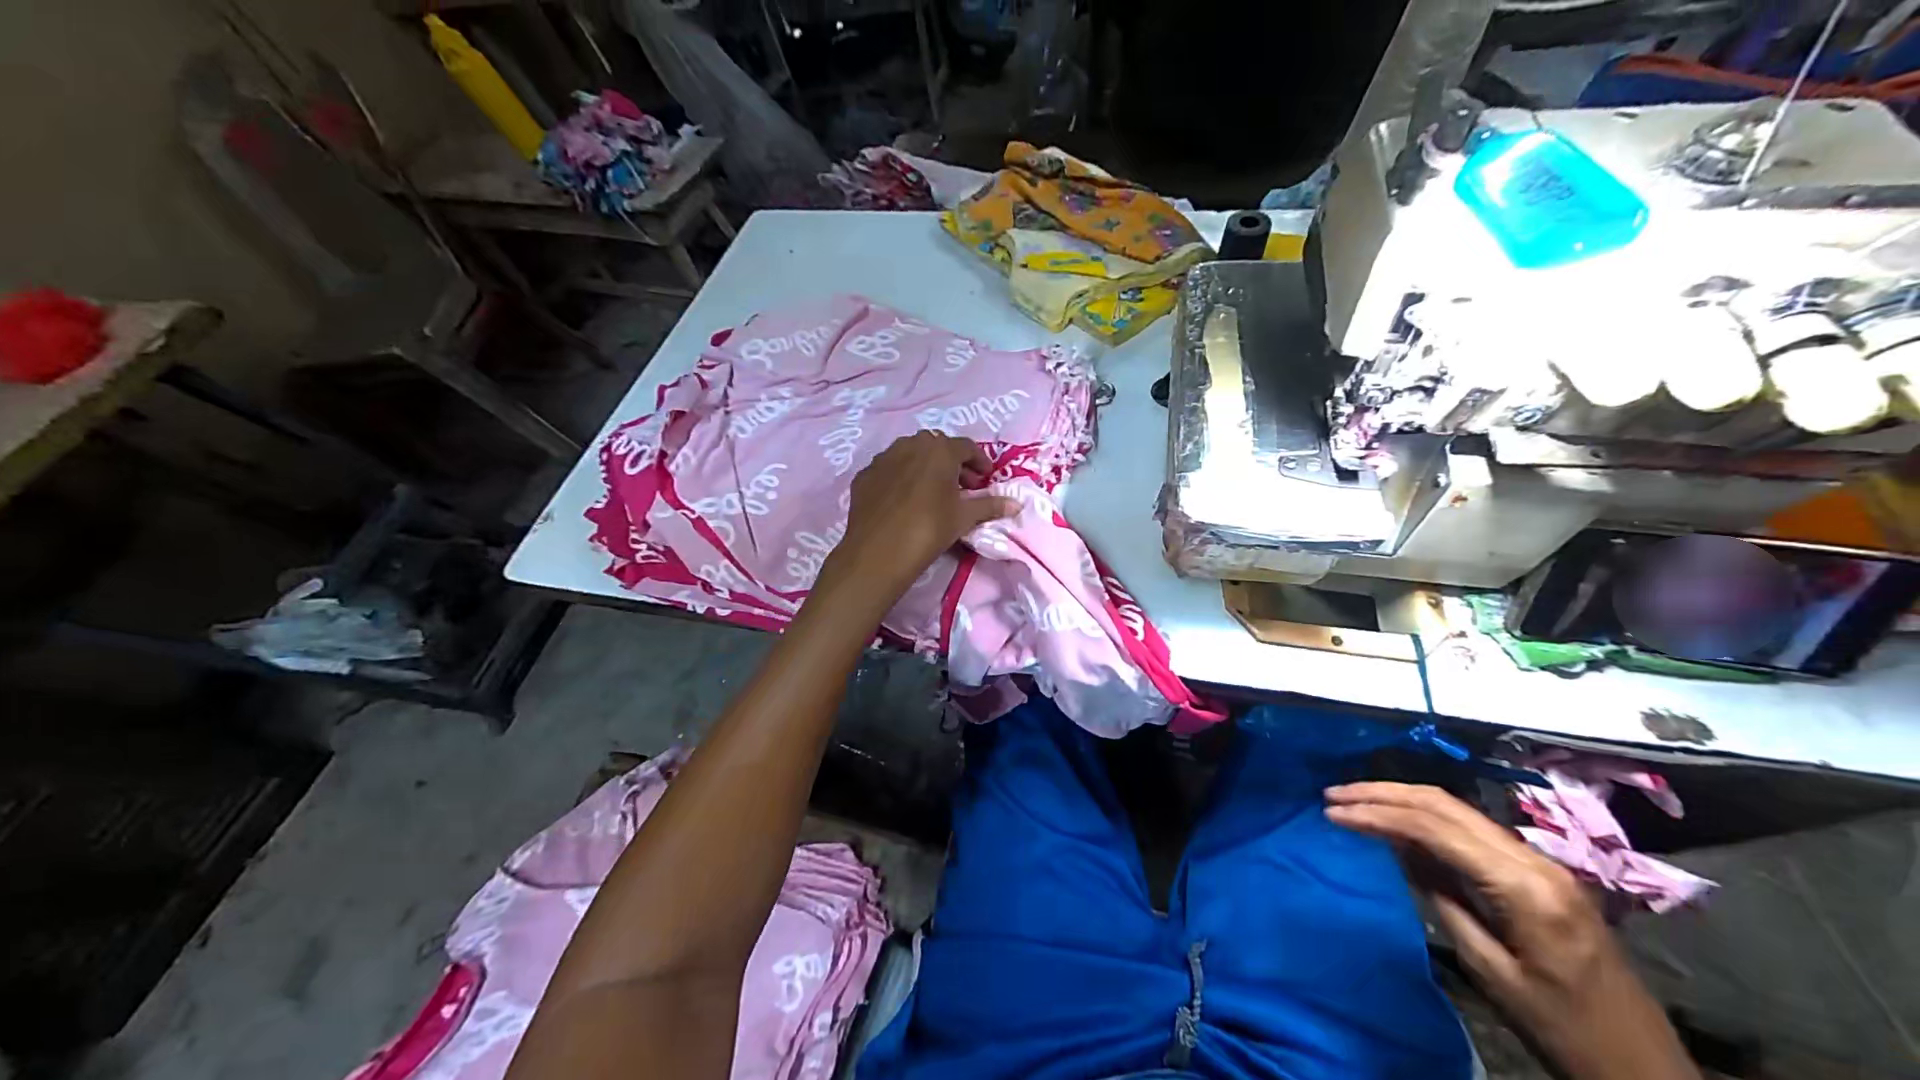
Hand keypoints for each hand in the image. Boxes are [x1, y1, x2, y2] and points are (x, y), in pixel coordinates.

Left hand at [815, 432, 1017, 605]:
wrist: (878, 551)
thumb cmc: (929, 529)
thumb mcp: (964, 517)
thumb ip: (990, 505)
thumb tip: (1016, 504)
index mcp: (939, 449)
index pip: (967, 447)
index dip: (980, 462)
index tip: (986, 480)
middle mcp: (910, 445)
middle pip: (937, 448)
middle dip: (953, 464)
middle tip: (962, 488)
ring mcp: (883, 458)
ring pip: (910, 455)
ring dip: (925, 468)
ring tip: (933, 493)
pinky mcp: (864, 475)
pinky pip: (889, 470)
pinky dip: (901, 479)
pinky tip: (905, 501)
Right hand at [1325, 783, 1698, 1079]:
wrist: (1642, 1067)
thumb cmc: (1562, 1029)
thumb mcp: (1491, 972)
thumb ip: (1443, 901)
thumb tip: (1398, 848)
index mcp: (1523, 886)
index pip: (1435, 828)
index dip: (1378, 814)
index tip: (1332, 812)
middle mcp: (1533, 860)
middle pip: (1445, 805)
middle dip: (1384, 794)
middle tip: (1334, 796)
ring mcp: (1540, 864)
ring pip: (1457, 811)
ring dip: (1402, 801)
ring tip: (1355, 801)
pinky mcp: (1538, 874)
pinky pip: (1471, 830)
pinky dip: (1427, 819)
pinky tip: (1400, 825)